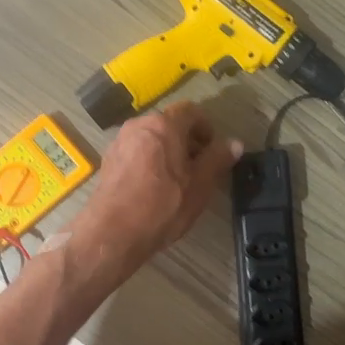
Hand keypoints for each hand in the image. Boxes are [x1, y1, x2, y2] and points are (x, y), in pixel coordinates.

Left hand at [68, 103, 240, 289]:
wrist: (113, 233)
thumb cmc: (163, 206)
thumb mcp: (200, 184)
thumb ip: (218, 159)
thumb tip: (235, 143)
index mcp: (164, 125)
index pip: (191, 111)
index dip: (206, 127)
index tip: (212, 149)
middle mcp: (139, 125)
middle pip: (169, 123)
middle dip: (187, 139)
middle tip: (198, 165)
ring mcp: (120, 142)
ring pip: (151, 137)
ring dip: (168, 150)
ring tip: (177, 178)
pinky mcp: (108, 160)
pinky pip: (136, 150)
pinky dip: (149, 159)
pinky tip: (154, 186)